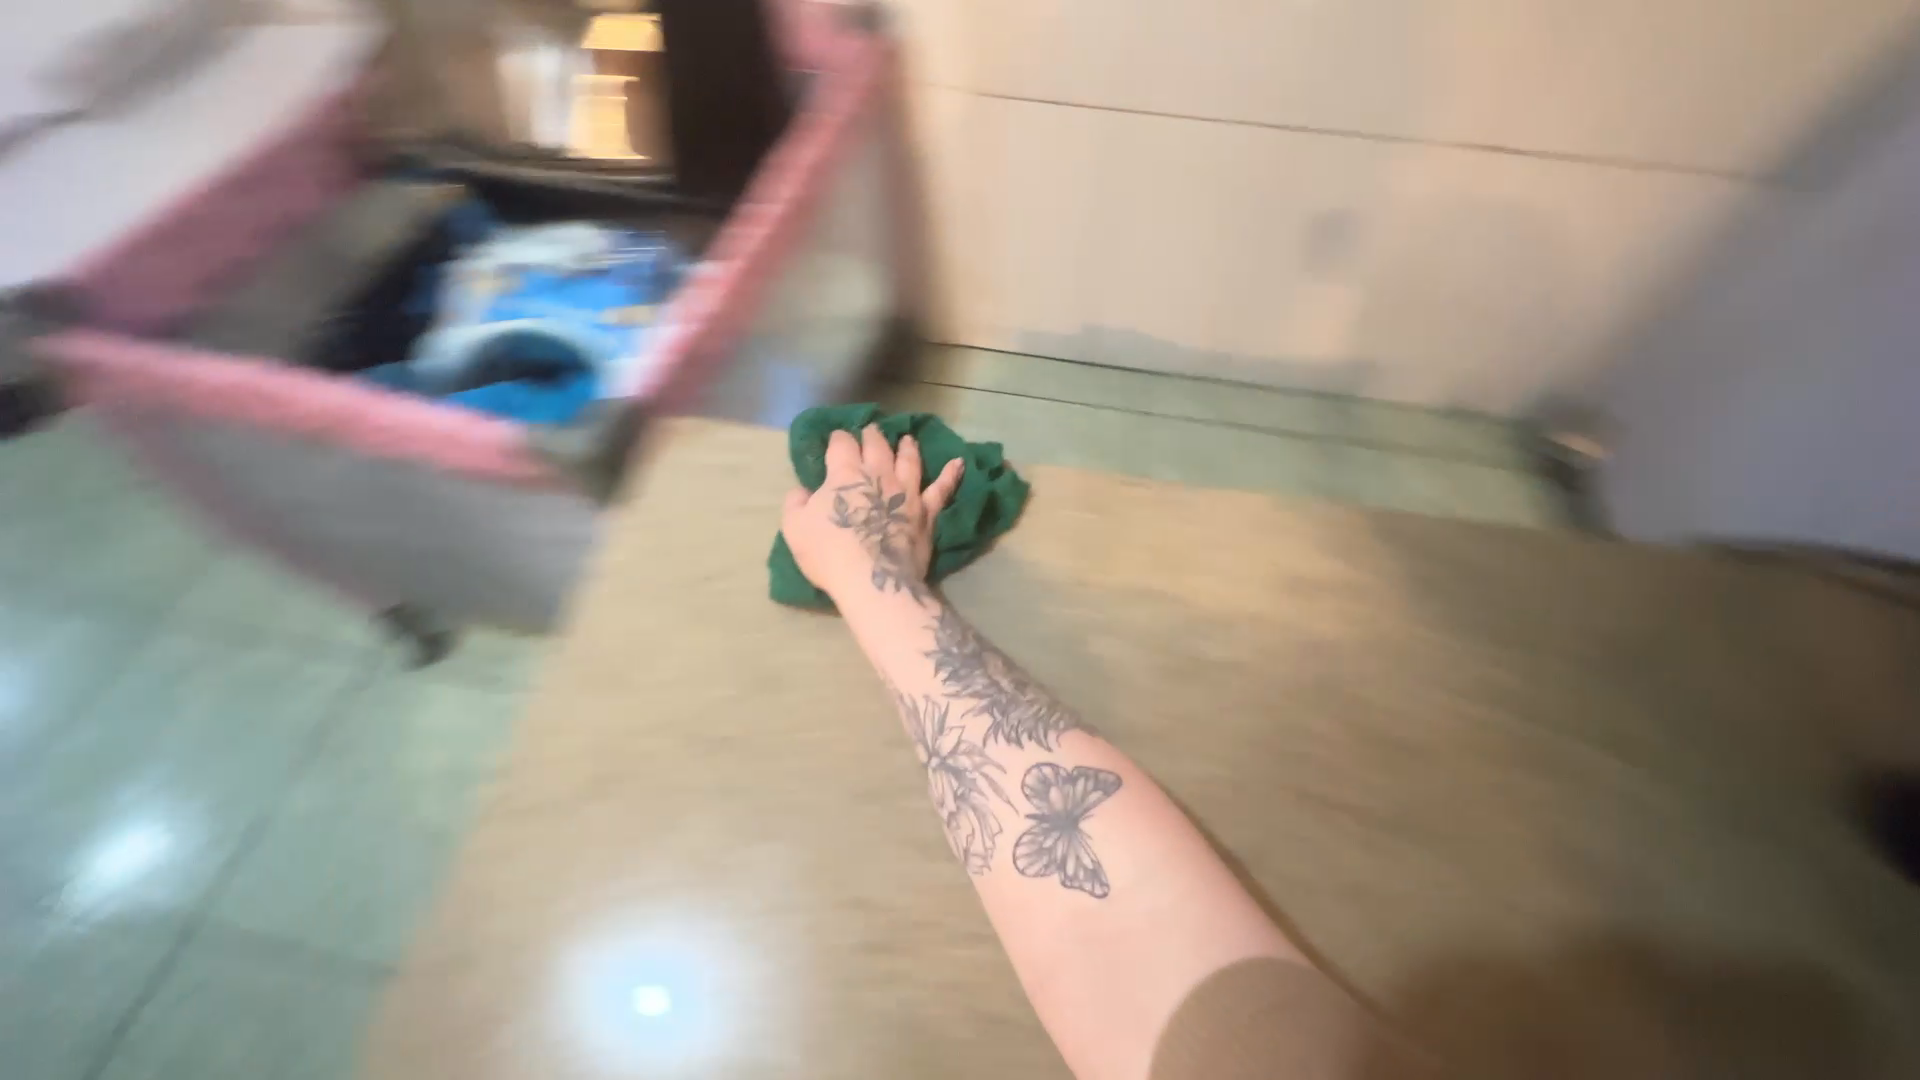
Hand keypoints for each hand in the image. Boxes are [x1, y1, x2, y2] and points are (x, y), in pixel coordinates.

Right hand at [782, 424, 964, 602]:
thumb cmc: (829, 554)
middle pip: (877, 445)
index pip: (841, 444)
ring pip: (910, 460)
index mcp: (845, 473)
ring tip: (907, 439)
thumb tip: (801, 491)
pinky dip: (950, 474)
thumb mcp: (796, 528)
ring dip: (908, 447)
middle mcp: (879, 474)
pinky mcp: (927, 512)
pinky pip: (942, 489)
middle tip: (871, 430)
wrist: (874, 579)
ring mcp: (907, 491)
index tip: (836, 439)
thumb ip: (796, 504)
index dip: (838, 439)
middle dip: (872, 435)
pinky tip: (959, 463)